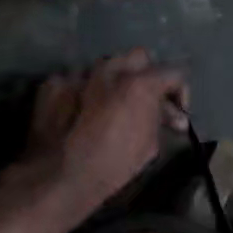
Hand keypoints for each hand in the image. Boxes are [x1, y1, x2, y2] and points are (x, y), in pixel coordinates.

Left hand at [20, 48, 188, 218]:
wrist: (58, 175)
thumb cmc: (111, 166)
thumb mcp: (150, 146)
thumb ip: (161, 121)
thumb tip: (173, 116)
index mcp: (139, 83)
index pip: (174, 73)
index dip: (180, 92)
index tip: (176, 112)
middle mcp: (110, 68)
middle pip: (138, 57)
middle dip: (146, 75)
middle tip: (145, 100)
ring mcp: (79, 72)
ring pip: (104, 65)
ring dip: (113, 81)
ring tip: (111, 105)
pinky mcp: (53, 83)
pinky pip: (75, 79)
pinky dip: (83, 91)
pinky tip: (80, 111)